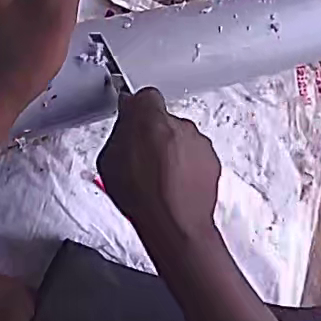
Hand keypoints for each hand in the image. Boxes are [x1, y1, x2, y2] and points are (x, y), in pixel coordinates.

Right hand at [98, 88, 221, 244]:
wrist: (174, 224)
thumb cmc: (142, 195)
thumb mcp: (109, 161)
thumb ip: (119, 133)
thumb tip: (125, 122)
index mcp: (150, 118)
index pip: (145, 96)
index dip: (137, 109)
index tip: (131, 117)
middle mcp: (179, 124)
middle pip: (163, 119)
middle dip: (153, 134)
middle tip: (139, 157)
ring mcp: (198, 143)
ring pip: (180, 138)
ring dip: (170, 151)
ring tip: (156, 178)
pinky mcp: (212, 160)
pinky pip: (195, 156)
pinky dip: (186, 166)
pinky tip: (172, 185)